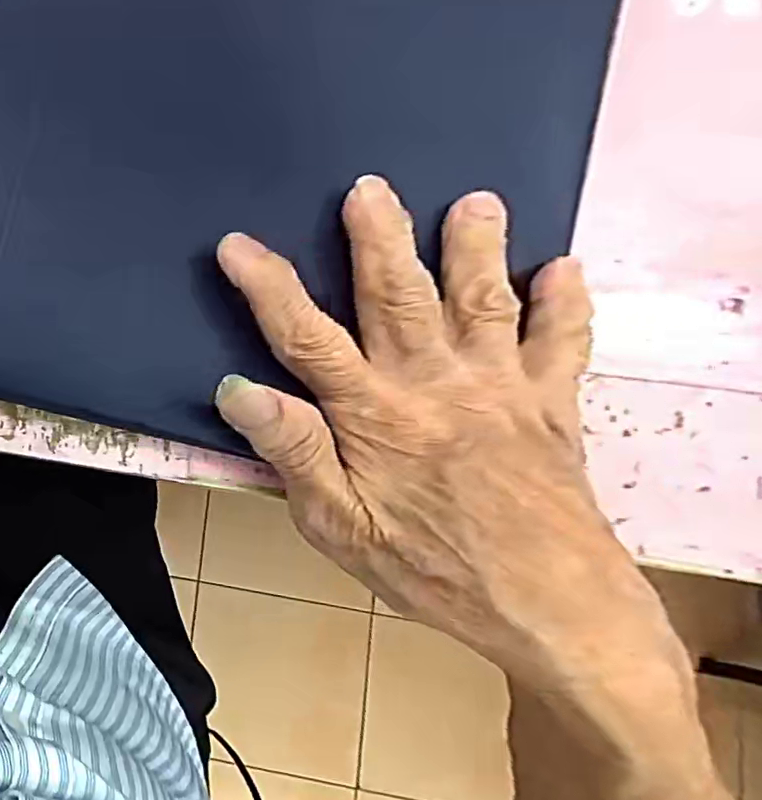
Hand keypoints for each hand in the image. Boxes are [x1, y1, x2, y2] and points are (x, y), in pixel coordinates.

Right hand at [213, 175, 682, 699]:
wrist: (555, 611)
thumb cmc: (424, 566)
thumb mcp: (333, 521)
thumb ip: (292, 449)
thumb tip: (240, 390)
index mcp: (373, 416)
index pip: (305, 337)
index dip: (267, 288)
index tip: (236, 246)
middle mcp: (437, 388)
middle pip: (400, 299)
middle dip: (379, 242)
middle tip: (370, 189)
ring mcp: (503, 392)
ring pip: (482, 305)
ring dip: (476, 250)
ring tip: (474, 202)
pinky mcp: (553, 411)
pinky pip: (560, 345)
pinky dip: (562, 304)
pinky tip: (561, 269)